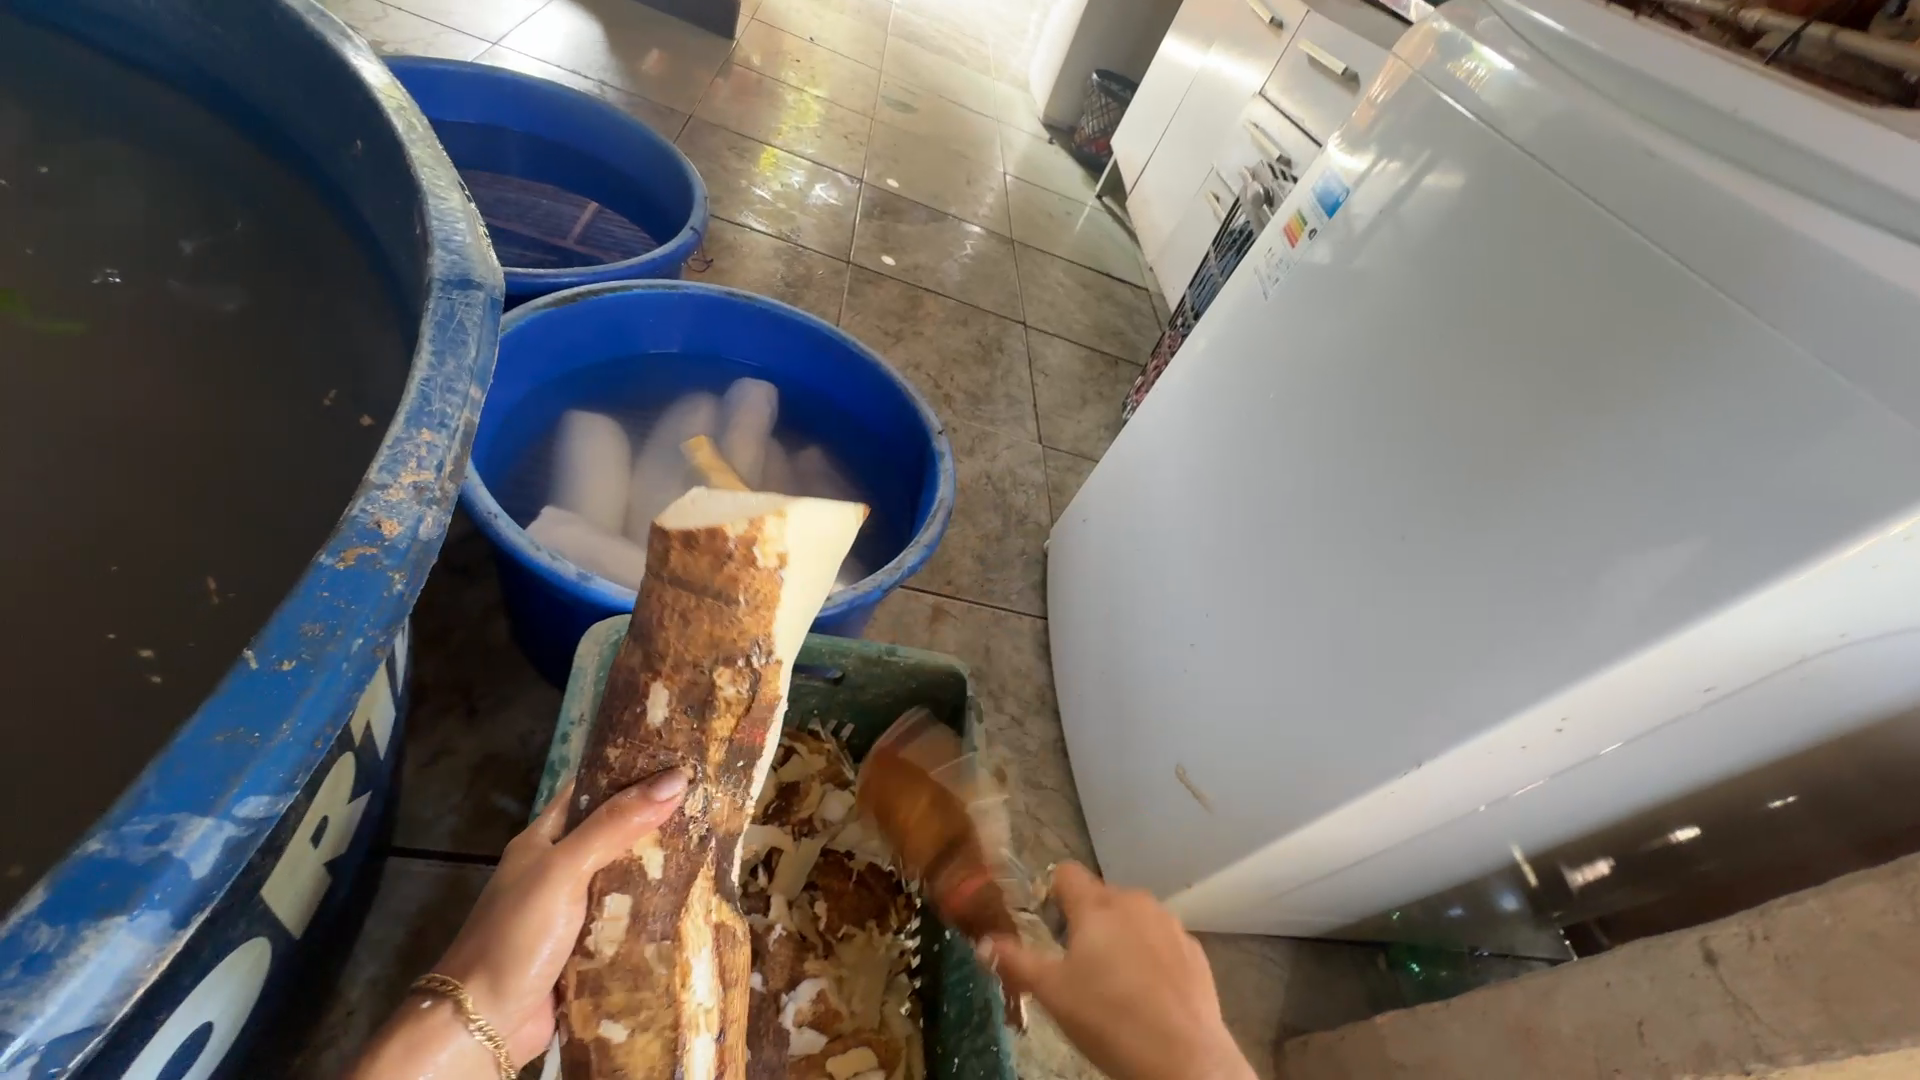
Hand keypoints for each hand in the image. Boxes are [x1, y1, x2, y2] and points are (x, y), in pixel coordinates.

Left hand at [347, 769, 687, 1077]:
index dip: (630, 769)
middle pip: (614, 830)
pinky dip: (654, 907)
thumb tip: (677, 778)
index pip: (591, 788)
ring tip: (712, 842)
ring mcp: (572, 908)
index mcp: (543, 838)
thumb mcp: (565, 868)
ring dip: (659, 865)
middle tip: (709, 800)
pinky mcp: (587, 944)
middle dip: (656, 818)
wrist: (481, 1025)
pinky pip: (627, 915)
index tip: (678, 757)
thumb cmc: (517, 934)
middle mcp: (558, 867)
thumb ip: (616, 824)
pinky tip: (691, 897)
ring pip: (624, 874)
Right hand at [980, 863, 1255, 1079]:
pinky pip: (1162, 941)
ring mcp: (1168, 924)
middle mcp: (1133, 901)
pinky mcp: (1194, 950)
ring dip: (1121, 937)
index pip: (1065, 872)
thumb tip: (983, 942)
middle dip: (1086, 922)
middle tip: (1078, 967)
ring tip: (1116, 984)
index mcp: (1095, 905)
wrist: (1182, 1058)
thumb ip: (1015, 962)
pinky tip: (1149, 994)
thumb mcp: (1051, 993)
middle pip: (1099, 897)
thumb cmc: (1107, 1018)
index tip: (1050, 929)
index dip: (1052, 894)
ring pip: (1133, 917)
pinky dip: (1152, 956)